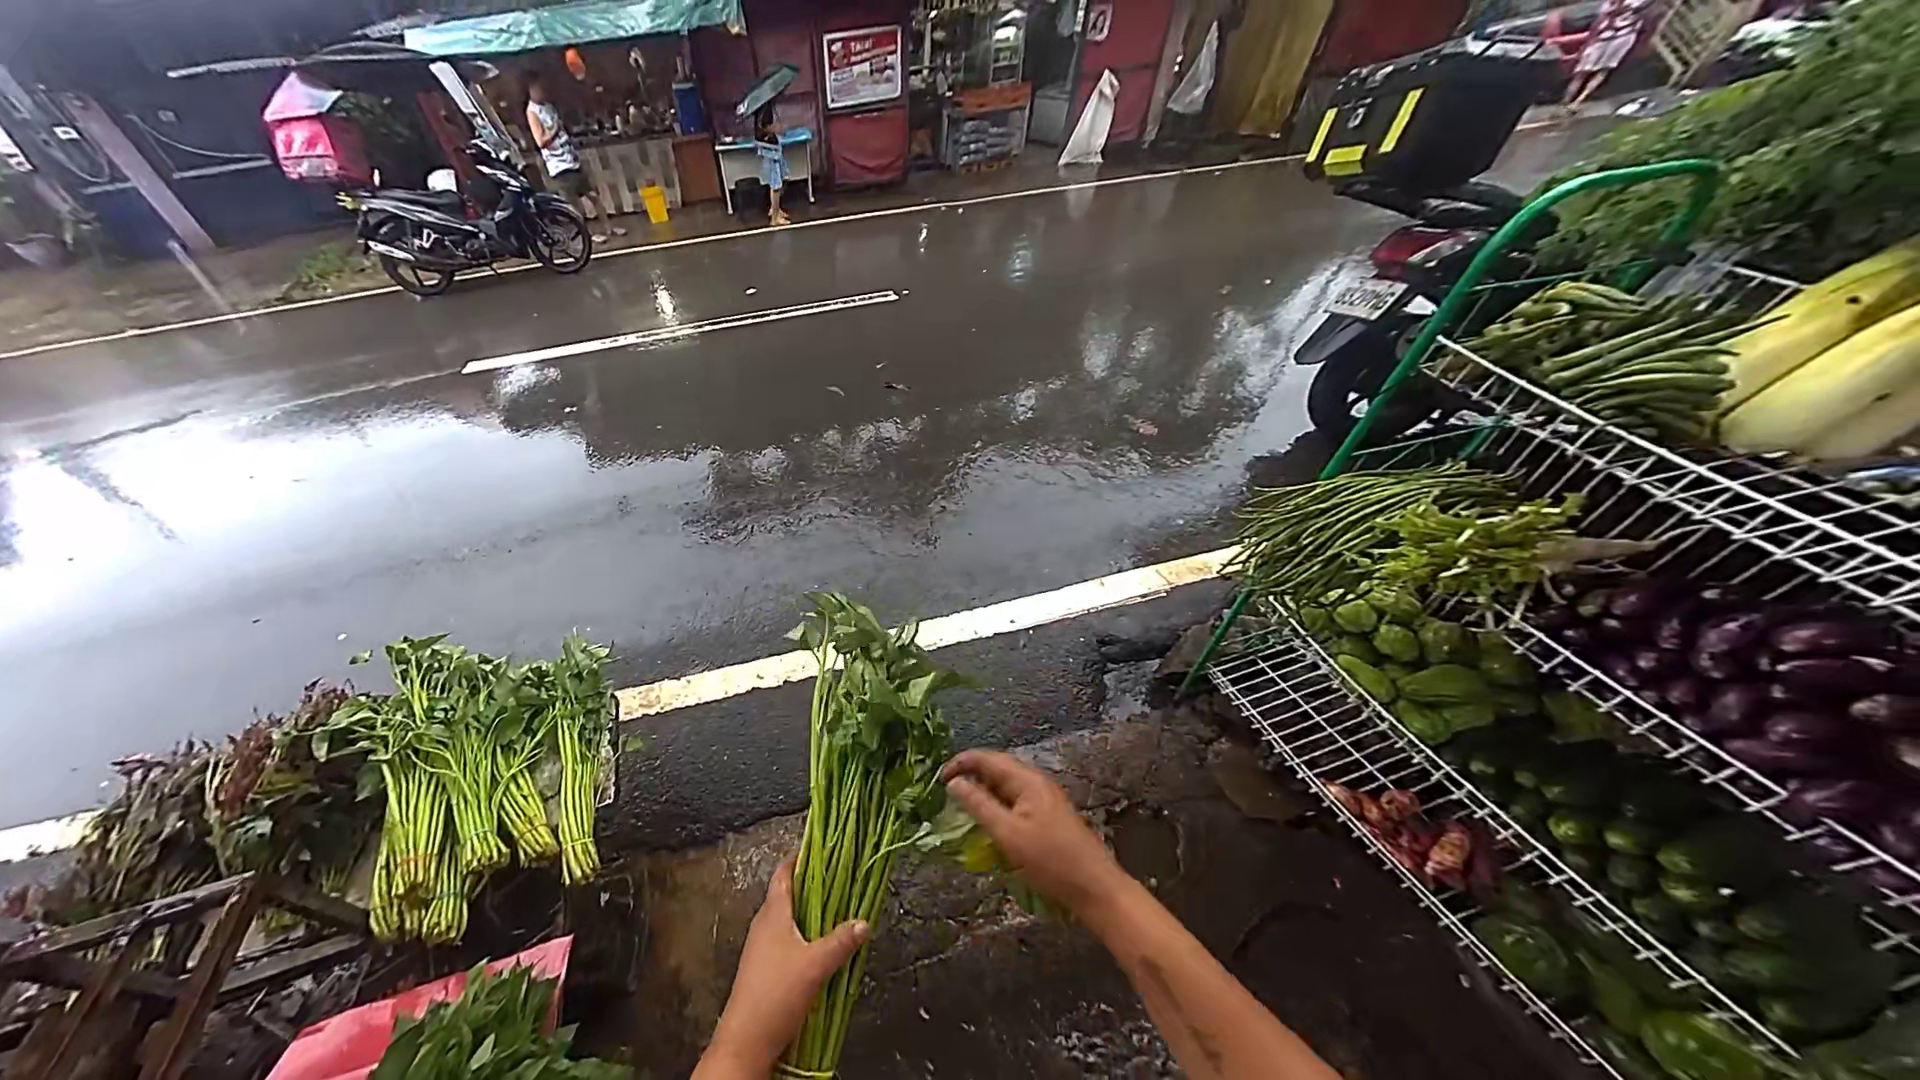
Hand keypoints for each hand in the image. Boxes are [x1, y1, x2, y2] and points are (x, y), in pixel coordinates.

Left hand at [699, 859, 868, 1075]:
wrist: (744, 1044)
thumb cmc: (776, 996)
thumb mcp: (816, 965)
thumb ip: (842, 941)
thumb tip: (864, 922)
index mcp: (773, 913)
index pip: (784, 873)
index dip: (802, 858)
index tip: (824, 850)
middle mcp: (764, 924)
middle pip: (787, 893)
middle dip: (812, 884)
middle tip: (839, 878)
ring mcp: (761, 947)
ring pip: (787, 917)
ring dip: (809, 911)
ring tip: (836, 909)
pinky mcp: (763, 967)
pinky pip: (786, 938)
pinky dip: (803, 933)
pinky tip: (820, 945)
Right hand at [940, 749, 1128, 919]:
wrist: (1095, 888)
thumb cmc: (1050, 861)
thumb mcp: (1008, 834)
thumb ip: (979, 806)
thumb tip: (954, 783)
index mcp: (1028, 780)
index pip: (988, 758)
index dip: (961, 763)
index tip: (938, 778)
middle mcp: (1037, 782)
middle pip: (998, 769)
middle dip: (971, 775)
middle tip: (947, 791)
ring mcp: (1044, 799)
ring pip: (1006, 786)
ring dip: (983, 791)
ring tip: (962, 805)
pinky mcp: (1048, 816)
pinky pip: (1015, 801)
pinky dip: (997, 805)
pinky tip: (988, 821)